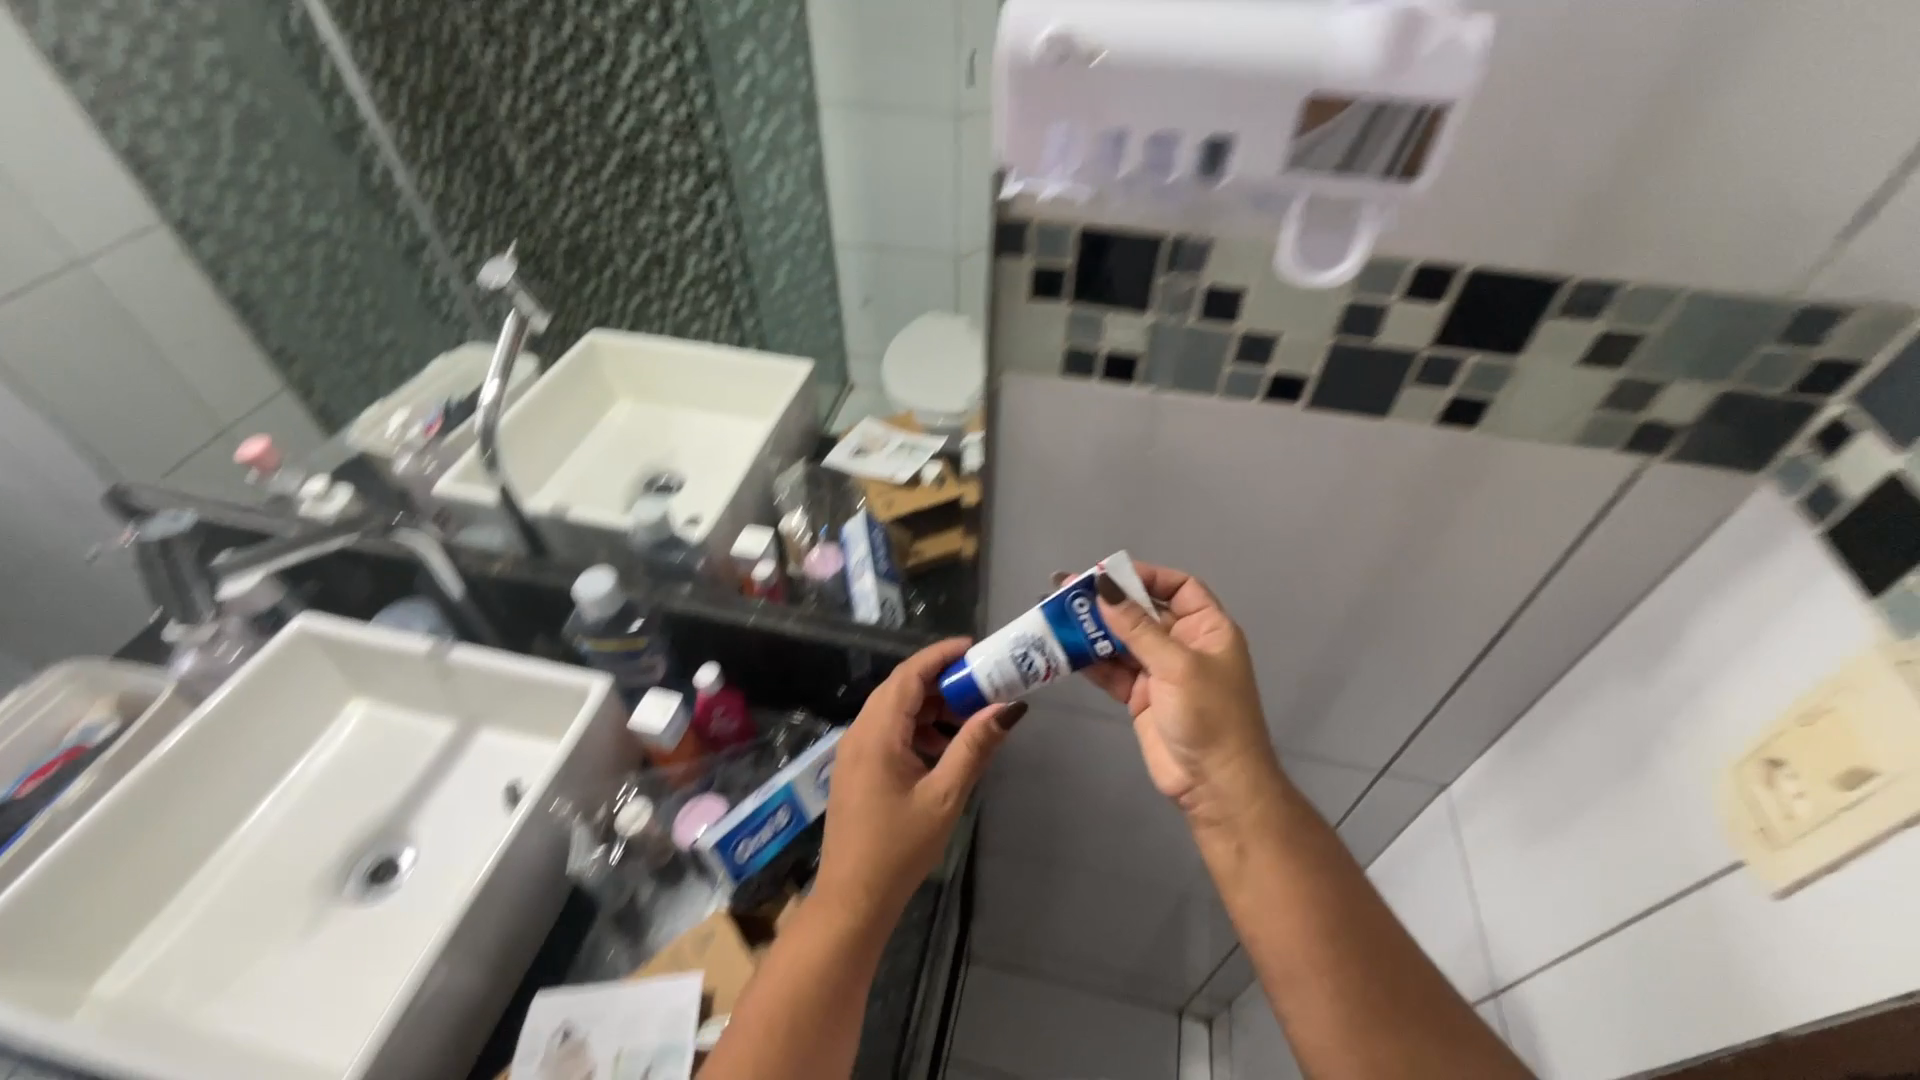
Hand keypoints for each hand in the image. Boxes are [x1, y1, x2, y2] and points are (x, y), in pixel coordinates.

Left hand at [815, 638, 1024, 922]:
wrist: (853, 898)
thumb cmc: (900, 848)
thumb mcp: (945, 796)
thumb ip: (974, 747)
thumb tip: (1008, 707)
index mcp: (877, 733)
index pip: (909, 675)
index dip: (941, 655)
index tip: (975, 648)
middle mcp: (860, 733)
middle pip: (901, 689)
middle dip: (941, 681)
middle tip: (982, 683)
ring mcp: (854, 751)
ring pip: (894, 710)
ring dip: (930, 707)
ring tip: (969, 718)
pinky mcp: (857, 769)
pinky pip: (888, 732)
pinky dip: (917, 729)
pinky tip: (943, 749)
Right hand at [1077, 562, 1281, 825]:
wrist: (1215, 785)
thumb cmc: (1210, 716)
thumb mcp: (1176, 665)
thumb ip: (1137, 627)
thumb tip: (1103, 587)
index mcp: (1208, 629)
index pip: (1179, 588)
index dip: (1146, 577)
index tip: (1108, 574)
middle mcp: (1185, 645)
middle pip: (1143, 613)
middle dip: (1108, 603)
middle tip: (1066, 590)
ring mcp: (1161, 672)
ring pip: (1123, 641)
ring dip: (1093, 631)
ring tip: (1056, 616)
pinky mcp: (1141, 697)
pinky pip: (1112, 670)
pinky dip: (1091, 661)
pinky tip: (1065, 650)